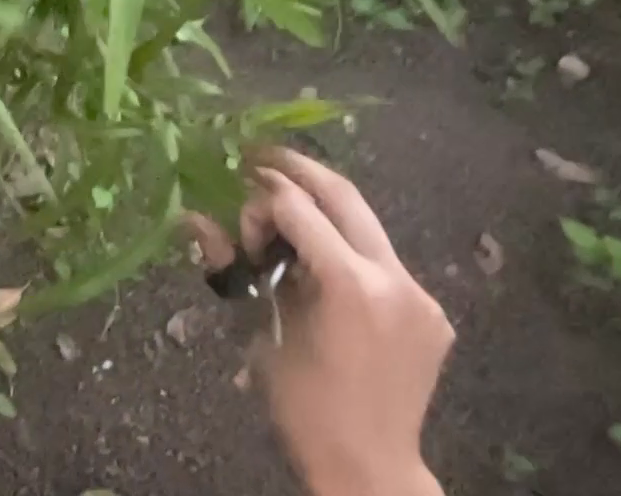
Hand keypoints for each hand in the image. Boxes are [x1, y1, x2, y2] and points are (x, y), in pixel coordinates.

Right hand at [188, 150, 453, 495]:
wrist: (368, 464)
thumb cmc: (301, 399)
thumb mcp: (260, 326)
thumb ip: (235, 264)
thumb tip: (191, 217)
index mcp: (350, 284)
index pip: (297, 207)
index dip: (260, 194)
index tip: (234, 184)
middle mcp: (395, 279)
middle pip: (344, 197)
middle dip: (298, 170)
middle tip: (259, 155)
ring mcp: (419, 296)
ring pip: (364, 224)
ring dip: (320, 207)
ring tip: (281, 205)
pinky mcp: (429, 312)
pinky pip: (379, 258)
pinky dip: (342, 243)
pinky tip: (315, 255)